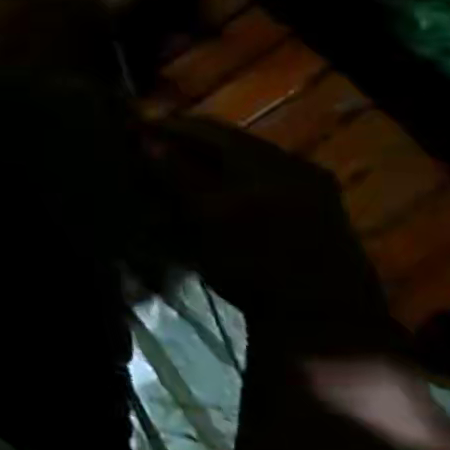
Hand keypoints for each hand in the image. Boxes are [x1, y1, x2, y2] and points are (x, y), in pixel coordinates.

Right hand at [146, 117, 403, 356]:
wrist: (320, 323)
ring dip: (195, 171)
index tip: (130, 128)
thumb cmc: (260, 261)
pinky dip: (215, 191)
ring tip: (159, 179)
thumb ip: (178, 173)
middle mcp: (293, 170)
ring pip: (235, 170)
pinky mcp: (301, 222)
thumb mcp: (210, 214)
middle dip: (180, 149)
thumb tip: (145, 140)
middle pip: (224, 148)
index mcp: (275, 161)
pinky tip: (192, 203)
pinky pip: (248, 191)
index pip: (210, 129)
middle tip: (140, 153)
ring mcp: (303, 196)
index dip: (167, 126)